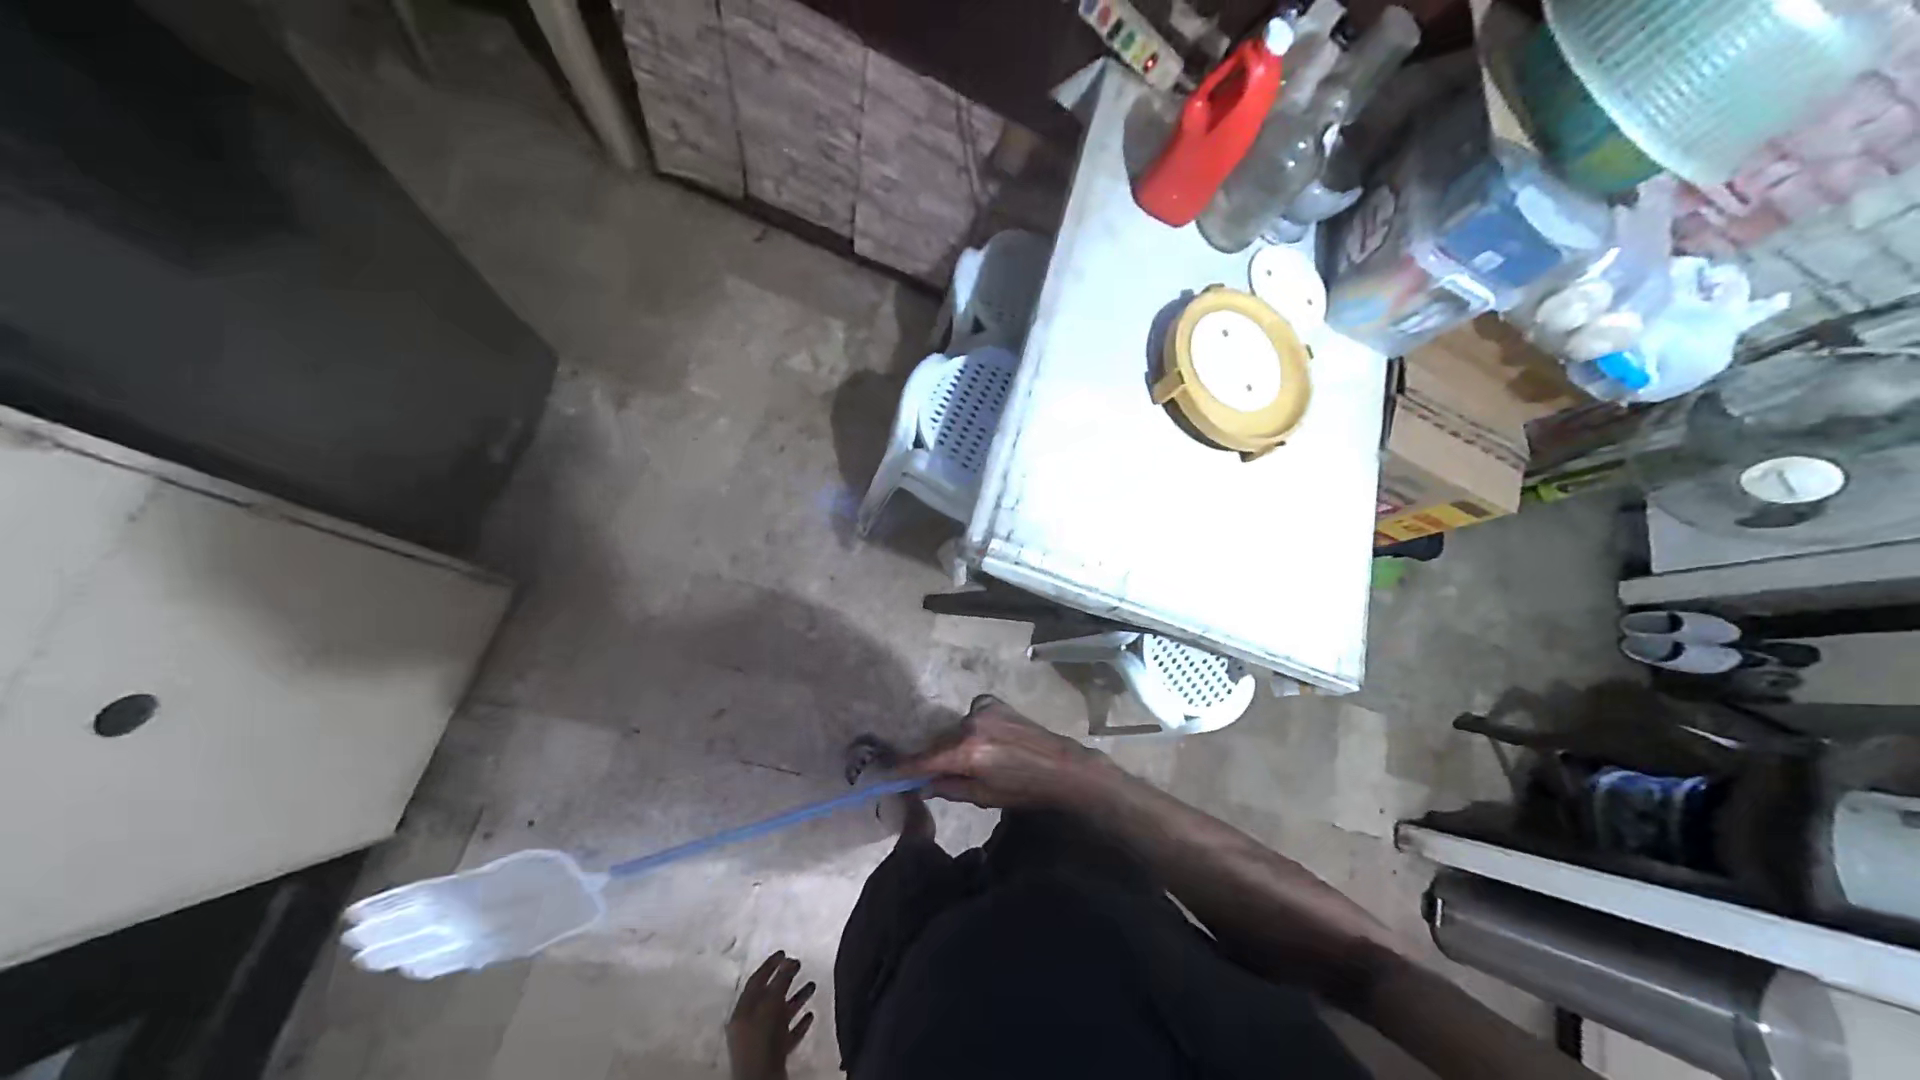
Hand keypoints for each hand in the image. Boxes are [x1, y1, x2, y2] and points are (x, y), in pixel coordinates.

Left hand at [726, 951, 814, 1079]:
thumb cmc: (761, 1041)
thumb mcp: (770, 1006)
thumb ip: (780, 982)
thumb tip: (790, 959)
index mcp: (743, 1011)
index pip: (755, 981)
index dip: (769, 965)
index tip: (784, 951)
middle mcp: (750, 1024)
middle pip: (768, 996)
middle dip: (784, 979)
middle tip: (799, 963)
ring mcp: (762, 1040)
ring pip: (780, 1014)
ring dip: (796, 999)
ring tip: (812, 985)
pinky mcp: (775, 1054)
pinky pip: (787, 1033)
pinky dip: (798, 1022)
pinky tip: (810, 1015)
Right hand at [909, 695, 1119, 809]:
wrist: (1062, 767)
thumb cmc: (1023, 789)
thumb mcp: (983, 797)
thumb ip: (948, 787)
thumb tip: (921, 784)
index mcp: (967, 752)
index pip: (924, 760)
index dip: (904, 768)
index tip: (887, 774)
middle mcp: (970, 725)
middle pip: (938, 743)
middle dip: (933, 758)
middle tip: (932, 775)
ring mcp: (982, 709)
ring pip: (954, 730)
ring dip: (954, 743)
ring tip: (975, 760)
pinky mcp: (993, 702)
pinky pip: (970, 717)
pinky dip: (971, 728)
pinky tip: (989, 740)